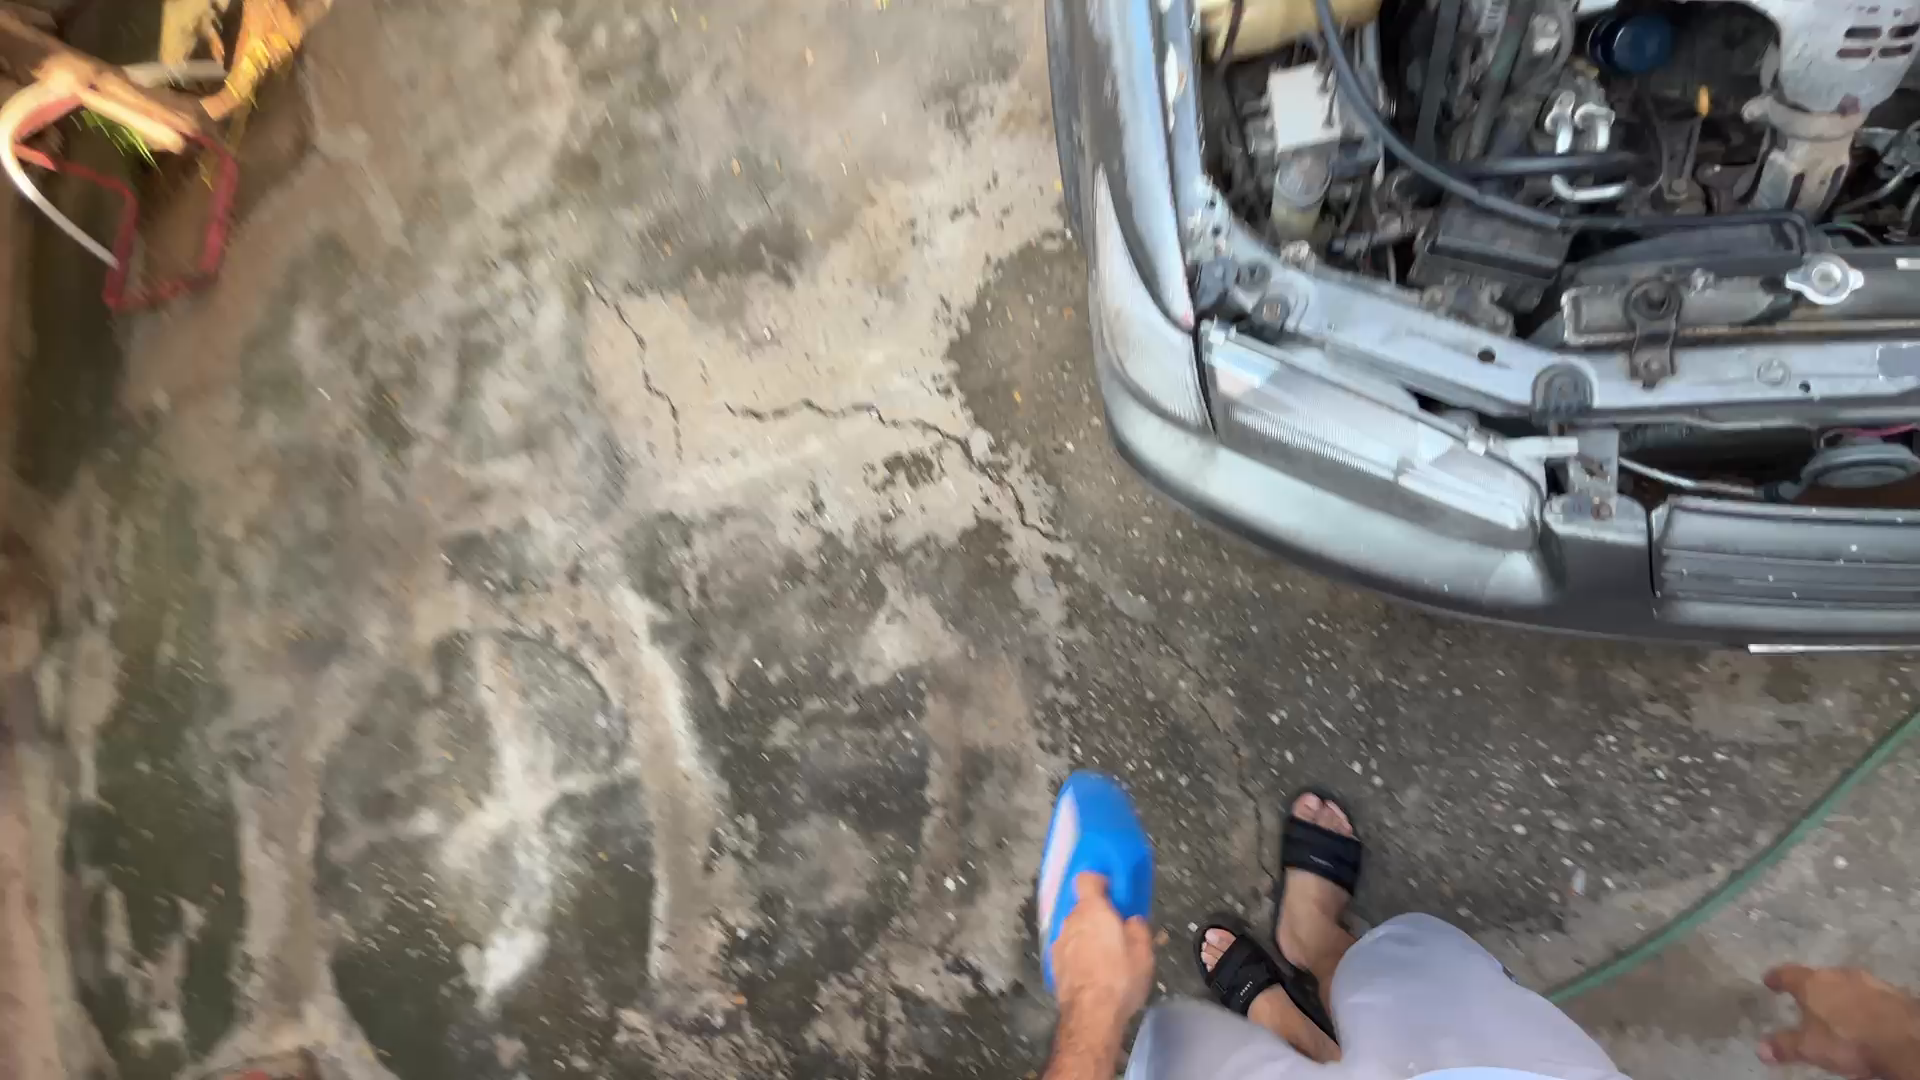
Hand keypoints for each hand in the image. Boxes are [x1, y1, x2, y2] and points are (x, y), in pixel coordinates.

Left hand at [1051, 872, 1155, 1033]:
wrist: (1090, 1014)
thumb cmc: (1119, 977)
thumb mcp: (1143, 952)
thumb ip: (1138, 928)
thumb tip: (1132, 920)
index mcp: (1092, 910)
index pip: (1086, 879)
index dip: (1098, 880)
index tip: (1110, 889)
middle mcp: (1071, 919)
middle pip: (1082, 907)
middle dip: (1096, 914)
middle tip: (1114, 930)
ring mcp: (1059, 941)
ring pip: (1074, 929)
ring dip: (1086, 935)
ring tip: (1104, 956)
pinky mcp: (1054, 963)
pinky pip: (1068, 949)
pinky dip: (1078, 954)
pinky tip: (1090, 972)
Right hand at [1760, 965, 1919, 1079]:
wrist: (1914, 1045)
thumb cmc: (1851, 1040)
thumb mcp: (1813, 1049)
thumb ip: (1785, 1046)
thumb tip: (1760, 1051)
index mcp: (1808, 982)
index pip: (1784, 974)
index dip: (1775, 978)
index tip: (1769, 983)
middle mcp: (1835, 975)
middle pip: (1820, 977)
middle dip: (1815, 989)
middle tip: (1812, 1001)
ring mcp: (1871, 984)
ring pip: (1851, 986)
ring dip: (1847, 996)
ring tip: (1846, 1012)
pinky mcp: (1901, 997)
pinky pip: (1879, 999)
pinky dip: (1874, 1007)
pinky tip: (1876, 1020)